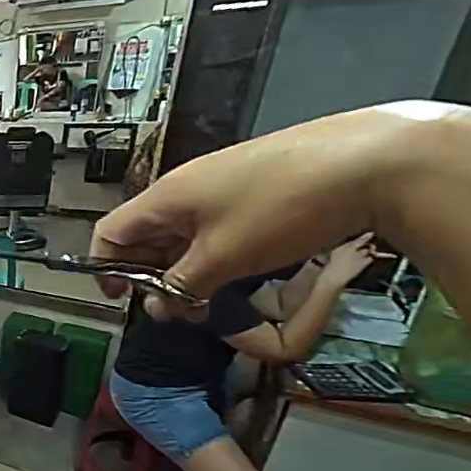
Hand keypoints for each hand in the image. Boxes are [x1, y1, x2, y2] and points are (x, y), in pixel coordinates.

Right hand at [89, 102, 470, 306]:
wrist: (365, 161)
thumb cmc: (282, 207)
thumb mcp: (224, 257)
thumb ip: (182, 285)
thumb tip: (159, 307)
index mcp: (165, 198)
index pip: (109, 233)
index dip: (105, 269)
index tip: (123, 299)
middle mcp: (183, 189)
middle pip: (143, 236)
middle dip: (149, 277)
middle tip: (176, 309)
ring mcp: (216, 188)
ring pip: (178, 236)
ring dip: (182, 271)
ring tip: (206, 299)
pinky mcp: (246, 191)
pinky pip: (209, 229)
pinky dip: (209, 257)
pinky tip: (232, 275)